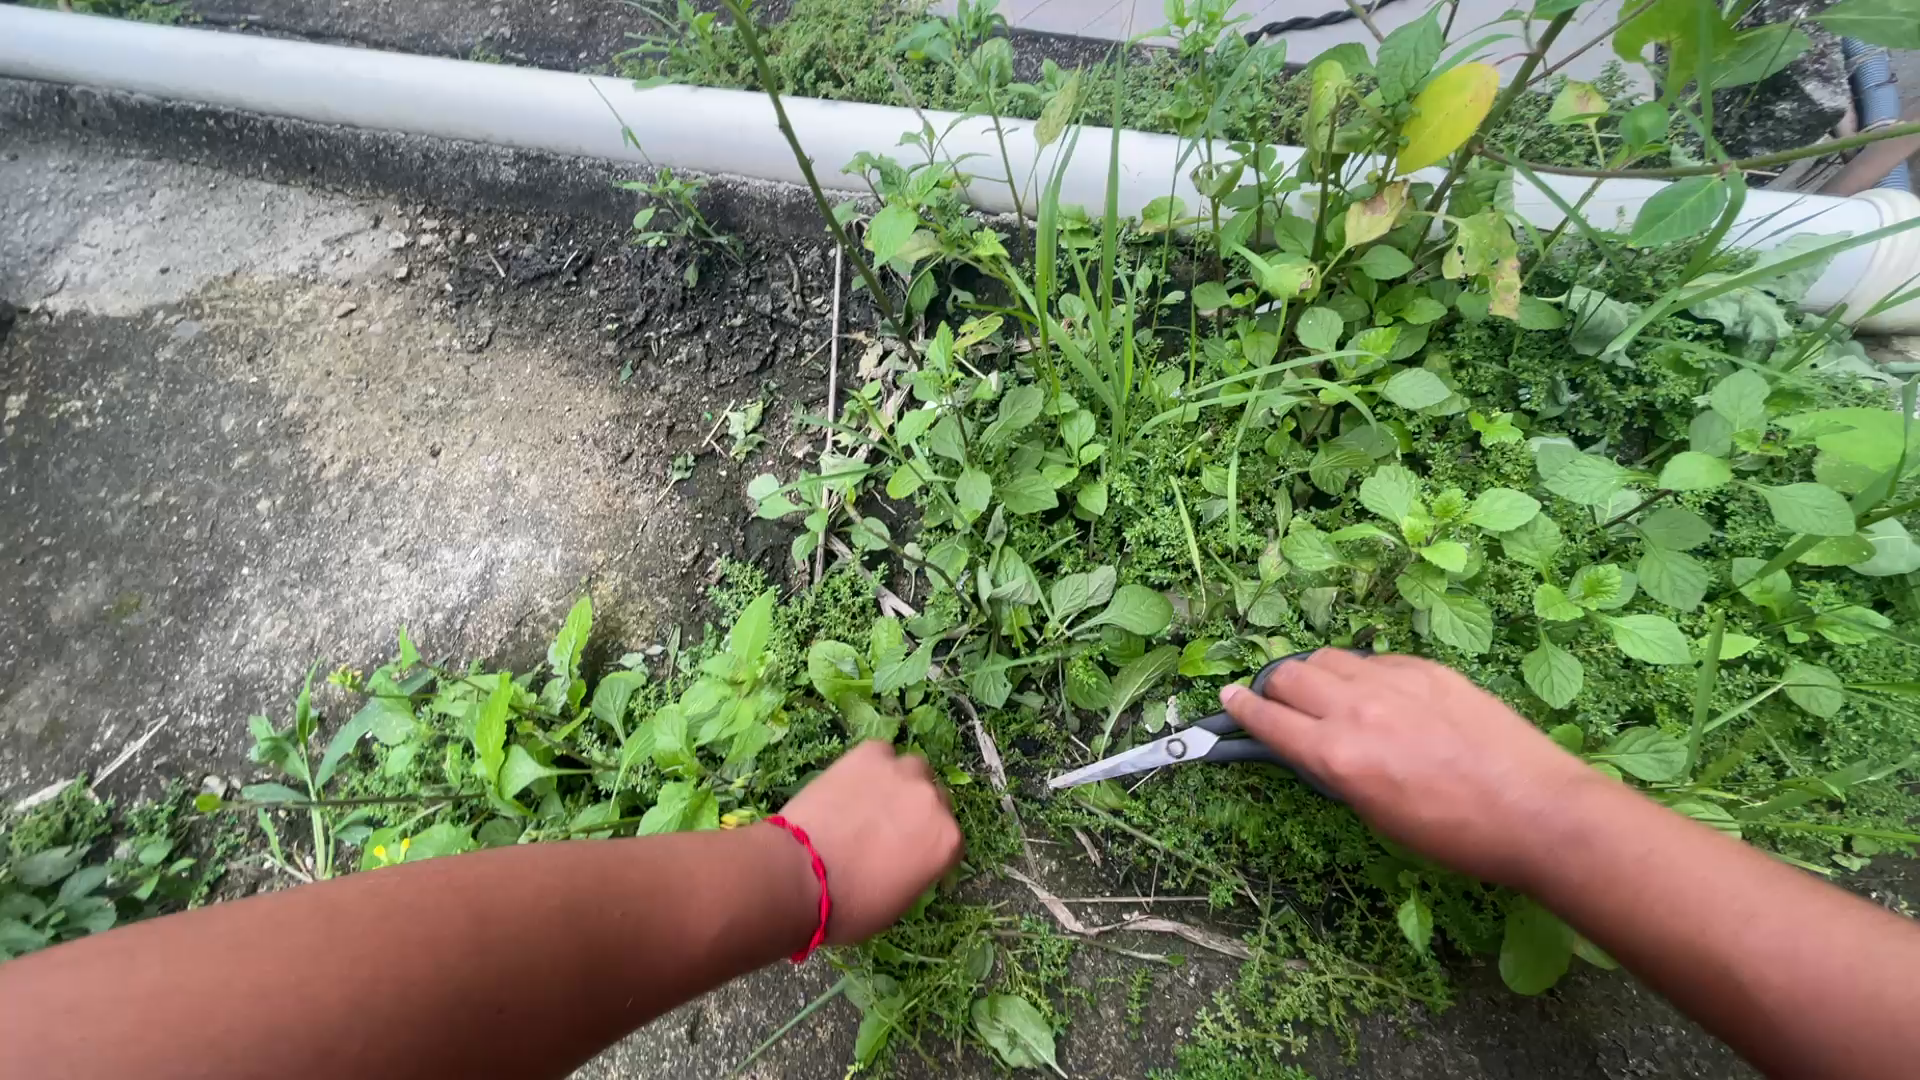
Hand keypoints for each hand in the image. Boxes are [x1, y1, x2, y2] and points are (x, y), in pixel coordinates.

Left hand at [774, 740, 963, 944]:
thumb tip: (910, 855)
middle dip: (917, 813)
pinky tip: (853, 784)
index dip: (929, 848)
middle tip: (889, 828)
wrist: (799, 873)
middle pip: (935, 799)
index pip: (950, 839)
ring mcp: (903, 772)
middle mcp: (933, 800)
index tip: (910, 855)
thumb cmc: (849, 905)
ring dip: (901, 783)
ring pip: (913, 770)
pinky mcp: (871, 753)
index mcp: (947, 841)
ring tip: (872, 800)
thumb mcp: (898, 901)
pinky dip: (872, 766)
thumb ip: (918, 868)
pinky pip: (882, 754)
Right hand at [1221, 649, 1603, 886]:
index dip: (1240, 707)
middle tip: (1282, 703)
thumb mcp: (1373, 811)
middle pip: (1286, 676)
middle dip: (1273, 688)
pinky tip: (1381, 695)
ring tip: (1329, 693)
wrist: (1540, 813)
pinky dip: (1361, 673)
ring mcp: (1391, 682)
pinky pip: (1372, 659)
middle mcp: (1354, 710)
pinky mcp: (1425, 668)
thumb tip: (1308, 743)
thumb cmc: (1453, 833)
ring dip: (1314, 674)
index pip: (1265, 718)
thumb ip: (1330, 769)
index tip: (1229, 697)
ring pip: (1325, 657)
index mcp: (1336, 755)